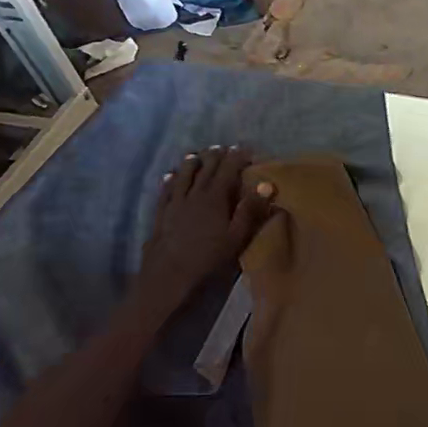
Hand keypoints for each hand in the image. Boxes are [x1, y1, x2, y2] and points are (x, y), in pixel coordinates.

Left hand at [137, 146, 273, 306]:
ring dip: (190, 163)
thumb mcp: (236, 238)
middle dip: (214, 157)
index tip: (245, 148)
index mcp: (214, 198)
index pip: (227, 170)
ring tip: (196, 154)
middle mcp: (193, 195)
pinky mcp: (161, 216)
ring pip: (182, 177)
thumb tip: (266, 185)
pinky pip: (165, 192)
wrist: (167, 279)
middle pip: (204, 170)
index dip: (236, 158)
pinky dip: (169, 181)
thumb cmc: (207, 260)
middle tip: (223, 147)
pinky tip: (169, 176)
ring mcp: (174, 204)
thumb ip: (250, 211)